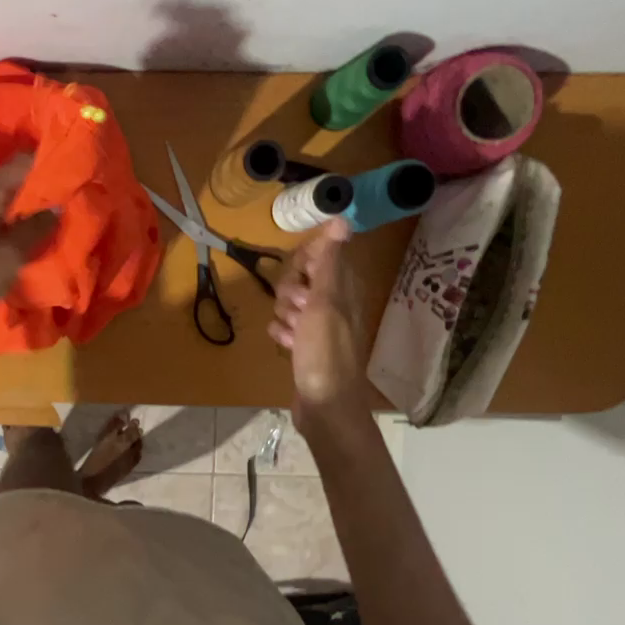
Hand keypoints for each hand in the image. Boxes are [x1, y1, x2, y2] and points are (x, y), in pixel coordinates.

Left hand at [0, 154, 57, 347]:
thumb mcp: (7, 259)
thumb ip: (33, 229)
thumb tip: (57, 204)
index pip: (20, 163)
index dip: (47, 160)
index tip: (75, 164)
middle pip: (14, 177)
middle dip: (42, 179)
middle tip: (74, 186)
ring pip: (8, 195)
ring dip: (32, 199)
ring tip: (62, 204)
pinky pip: (0, 212)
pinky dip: (20, 215)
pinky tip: (37, 226)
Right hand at [269, 220, 368, 430]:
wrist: (324, 405)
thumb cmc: (324, 353)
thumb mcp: (326, 301)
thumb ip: (329, 261)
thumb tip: (341, 218)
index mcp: (343, 289)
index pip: (324, 254)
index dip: (306, 258)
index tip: (299, 273)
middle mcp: (333, 304)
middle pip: (302, 278)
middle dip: (290, 289)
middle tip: (296, 307)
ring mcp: (317, 327)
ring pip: (290, 303)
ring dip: (284, 314)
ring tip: (291, 331)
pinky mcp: (303, 347)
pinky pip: (285, 328)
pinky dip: (282, 334)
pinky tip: (285, 346)